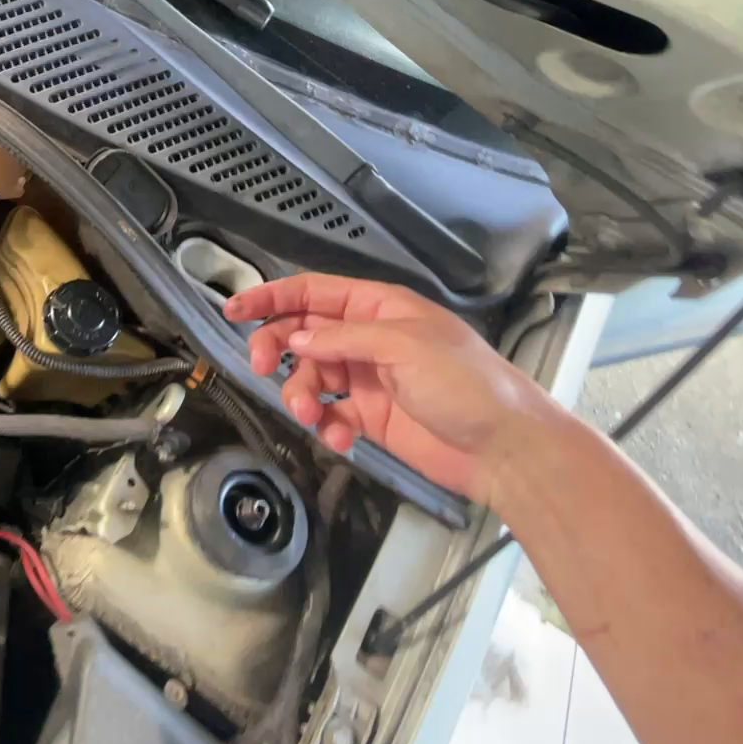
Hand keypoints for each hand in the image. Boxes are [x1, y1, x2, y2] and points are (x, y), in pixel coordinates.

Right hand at [223, 273, 562, 500]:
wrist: (508, 451)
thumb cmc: (464, 384)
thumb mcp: (404, 346)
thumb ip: (343, 338)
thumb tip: (293, 342)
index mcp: (377, 307)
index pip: (311, 293)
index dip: (270, 297)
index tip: (233, 310)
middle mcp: (365, 337)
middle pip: (300, 334)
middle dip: (274, 348)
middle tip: (259, 367)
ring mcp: (365, 377)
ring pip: (308, 375)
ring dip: (300, 393)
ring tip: (311, 416)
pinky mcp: (367, 416)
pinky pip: (328, 413)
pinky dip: (325, 425)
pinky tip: (339, 438)